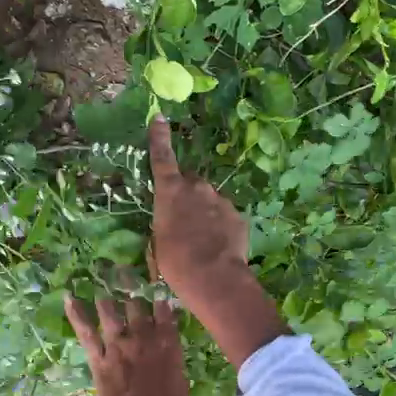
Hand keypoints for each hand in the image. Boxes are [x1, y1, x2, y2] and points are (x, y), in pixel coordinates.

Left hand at [65, 290, 188, 395]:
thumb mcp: (181, 383)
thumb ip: (173, 361)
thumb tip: (168, 353)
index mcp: (167, 343)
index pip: (164, 310)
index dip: (158, 297)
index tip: (155, 288)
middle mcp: (143, 337)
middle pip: (136, 305)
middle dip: (131, 288)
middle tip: (125, 274)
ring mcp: (118, 345)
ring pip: (110, 311)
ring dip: (106, 296)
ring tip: (102, 281)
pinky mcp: (98, 357)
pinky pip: (86, 332)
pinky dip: (76, 314)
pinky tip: (68, 297)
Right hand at [146, 116, 287, 367]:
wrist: (214, 278)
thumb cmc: (175, 263)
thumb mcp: (158, 242)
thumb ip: (165, 221)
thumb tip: (173, 221)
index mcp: (170, 191)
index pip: (161, 157)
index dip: (159, 137)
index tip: (159, 117)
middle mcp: (196, 188)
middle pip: (189, 183)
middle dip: (185, 195)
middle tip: (182, 221)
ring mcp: (220, 200)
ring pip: (208, 201)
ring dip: (204, 214)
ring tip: (201, 242)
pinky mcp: (237, 215)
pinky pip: (225, 216)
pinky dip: (220, 226)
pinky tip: (218, 247)